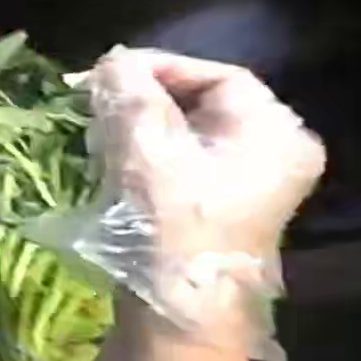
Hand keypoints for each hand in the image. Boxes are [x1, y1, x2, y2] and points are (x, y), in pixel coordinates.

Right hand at [85, 48, 324, 344]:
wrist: (176, 300)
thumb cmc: (169, 219)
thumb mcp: (144, 148)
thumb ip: (129, 94)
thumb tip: (113, 60)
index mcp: (272, 133)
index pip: (217, 76)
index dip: (158, 67)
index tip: (101, 75)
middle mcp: (271, 151)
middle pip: (200, 100)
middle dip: (140, 93)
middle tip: (88, 97)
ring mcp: (246, 179)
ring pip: (184, 127)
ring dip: (134, 119)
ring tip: (90, 123)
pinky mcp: (216, 199)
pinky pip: (179, 154)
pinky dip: (141, 144)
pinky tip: (107, 152)